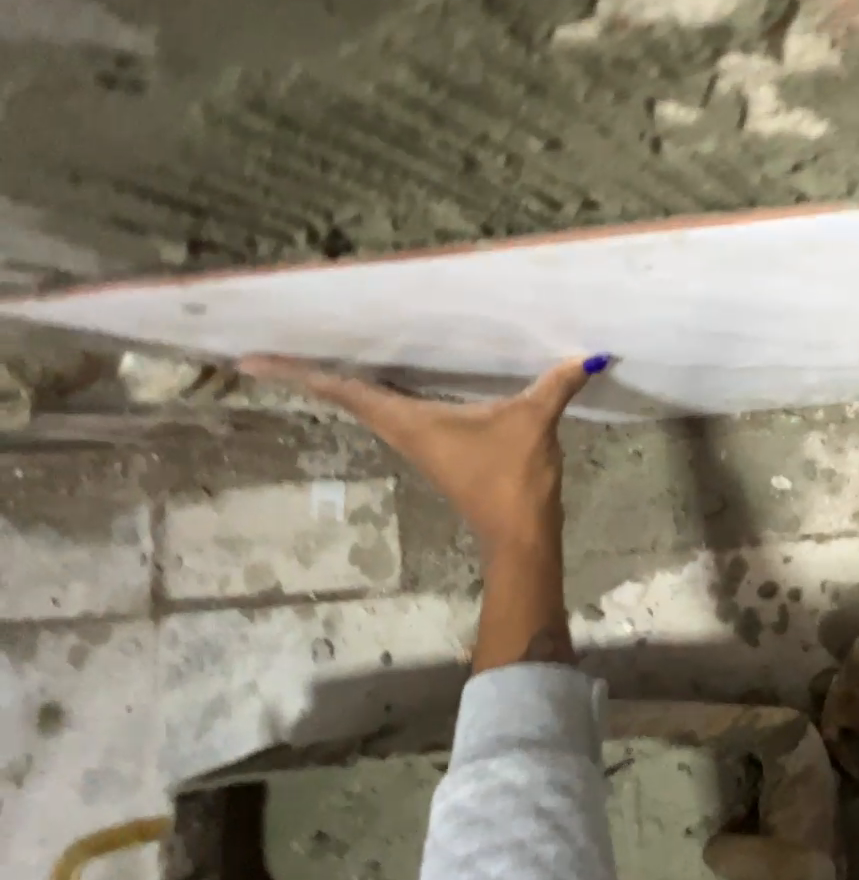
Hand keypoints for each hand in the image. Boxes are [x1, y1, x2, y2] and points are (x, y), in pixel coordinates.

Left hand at [238, 354, 606, 672]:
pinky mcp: (444, 452)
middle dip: (312, 374)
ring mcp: (423, 445)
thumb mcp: (534, 422)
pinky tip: (405, 382)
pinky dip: (388, 394)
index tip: (248, 360)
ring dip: (350, 385)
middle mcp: (406, 431)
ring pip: (374, 407)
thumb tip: (589, 356)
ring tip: (331, 355)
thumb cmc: (510, 476)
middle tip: (278, 348)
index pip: (344, 390)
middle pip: (348, 397)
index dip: (297, 373)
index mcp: (410, 421)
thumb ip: (557, 385)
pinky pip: (404, 414)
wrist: (520, 531)